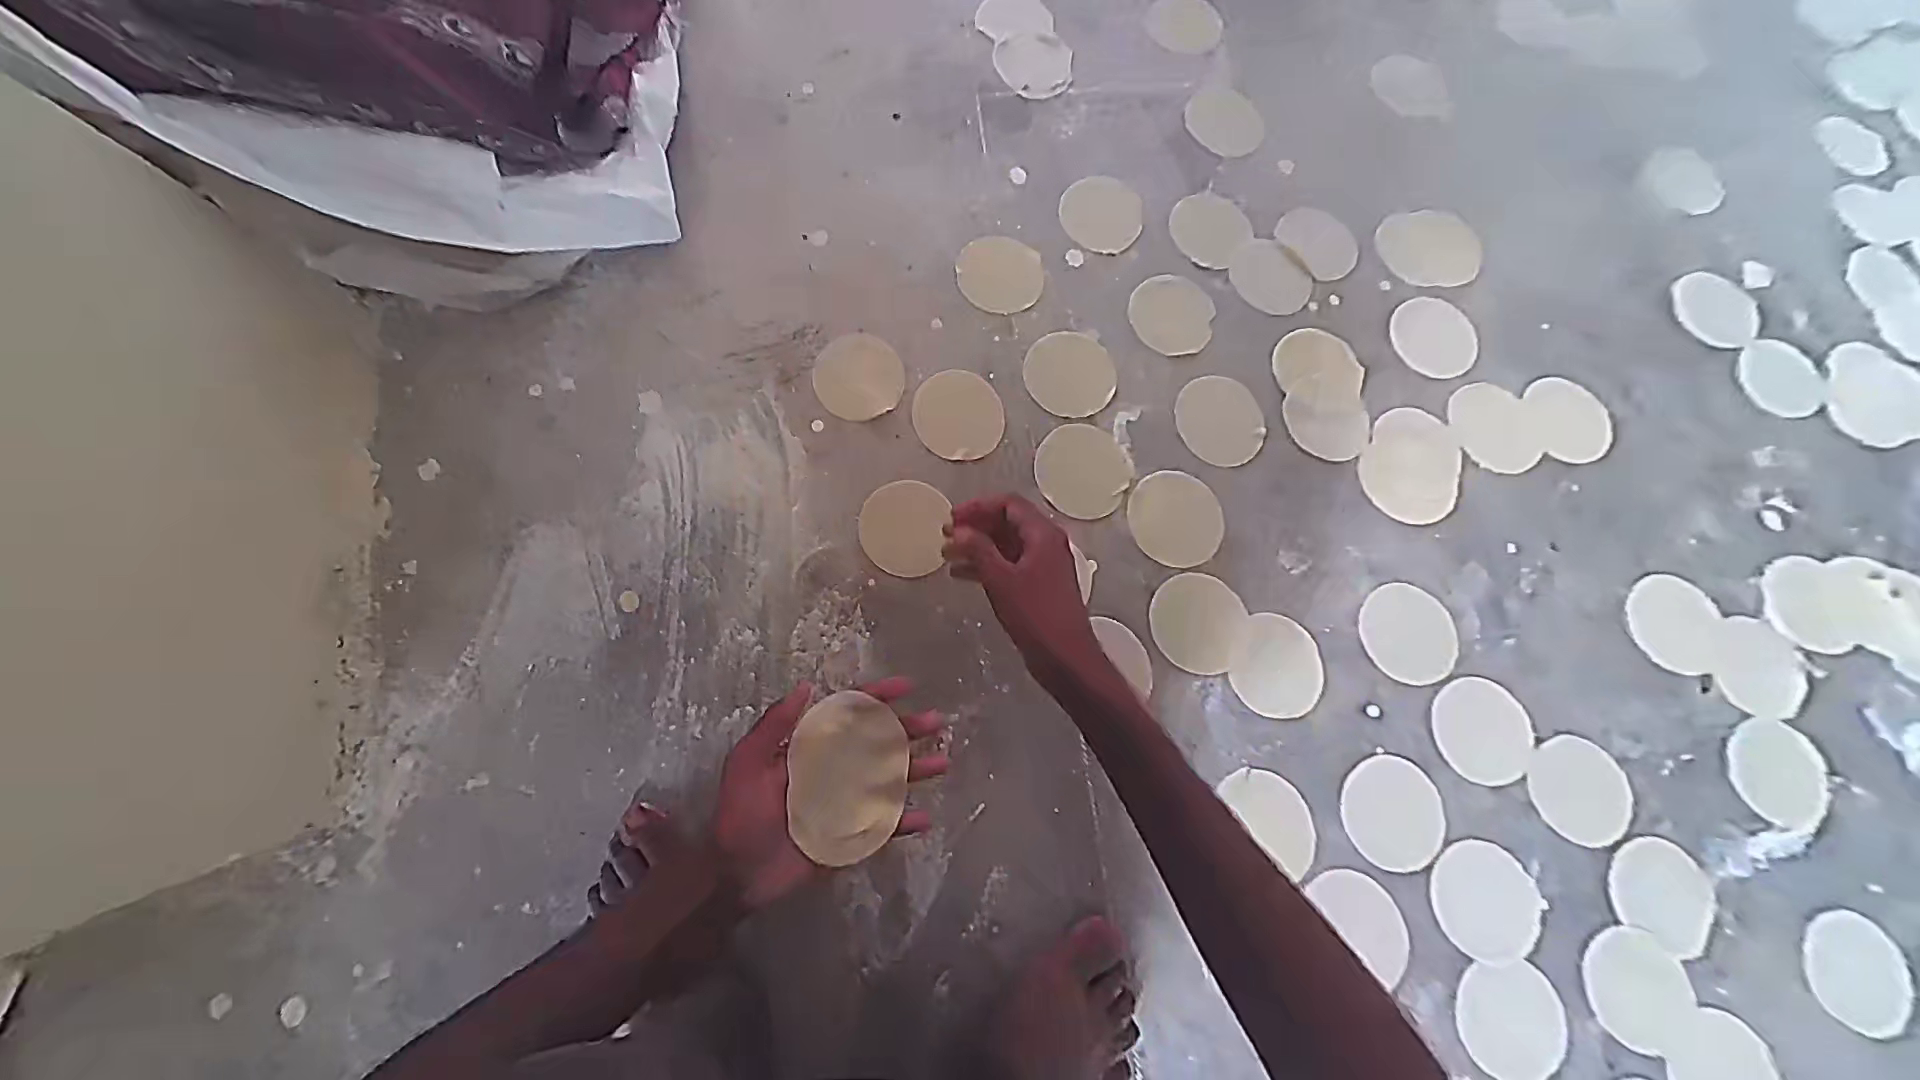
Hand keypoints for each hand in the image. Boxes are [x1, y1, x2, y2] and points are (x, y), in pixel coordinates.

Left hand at [710, 678, 947, 908]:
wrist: (735, 875)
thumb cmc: (740, 814)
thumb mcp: (748, 762)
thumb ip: (774, 725)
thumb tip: (806, 686)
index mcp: (812, 747)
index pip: (849, 714)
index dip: (876, 697)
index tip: (905, 687)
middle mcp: (835, 768)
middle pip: (877, 743)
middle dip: (908, 730)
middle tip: (936, 721)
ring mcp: (846, 801)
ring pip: (888, 780)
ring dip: (916, 770)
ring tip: (942, 763)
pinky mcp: (851, 834)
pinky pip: (883, 825)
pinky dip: (904, 821)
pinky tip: (924, 817)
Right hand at [943, 494, 1106, 687]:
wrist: (1065, 656)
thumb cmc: (1034, 615)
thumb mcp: (1001, 579)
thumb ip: (978, 550)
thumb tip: (958, 531)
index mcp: (1043, 534)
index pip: (1009, 504)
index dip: (977, 507)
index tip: (951, 518)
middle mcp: (1046, 543)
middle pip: (1007, 522)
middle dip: (975, 527)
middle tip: (946, 535)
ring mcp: (1044, 565)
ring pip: (1006, 545)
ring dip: (978, 547)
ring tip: (947, 555)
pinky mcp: (1039, 585)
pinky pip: (1010, 564)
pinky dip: (987, 565)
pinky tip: (962, 574)